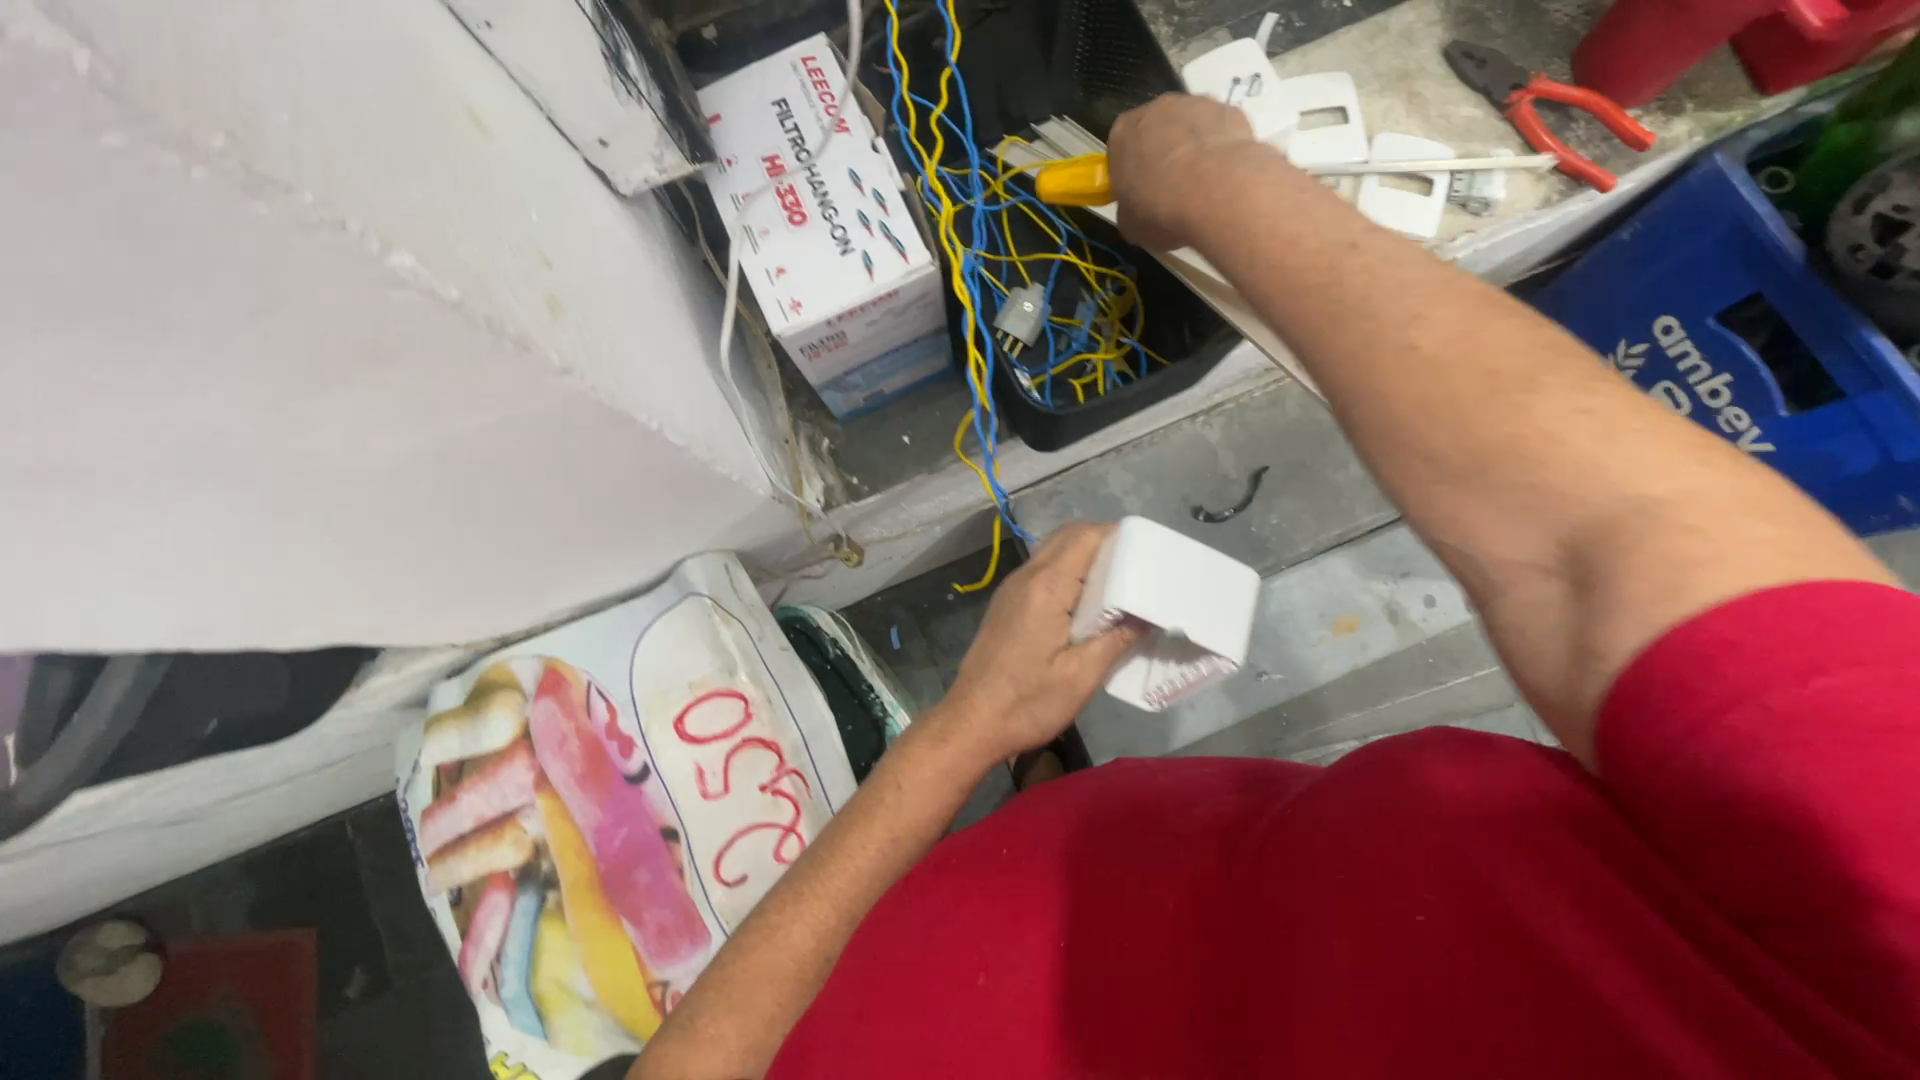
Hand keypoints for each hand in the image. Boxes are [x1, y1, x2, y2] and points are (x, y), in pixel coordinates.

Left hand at [934, 523, 1147, 763]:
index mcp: (1046, 587)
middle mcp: (1026, 577)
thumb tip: (1151, 612)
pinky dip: (1070, 575)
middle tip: (1140, 570)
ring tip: (1121, 587)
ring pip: (1054, 552)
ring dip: (1087, 559)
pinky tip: (1089, 605)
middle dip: (1106, 544)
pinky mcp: (1007, 604)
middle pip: (1069, 537)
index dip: (1119, 536)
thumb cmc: (1028, 703)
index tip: (1149, 555)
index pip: (1085, 536)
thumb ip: (1119, 637)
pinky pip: (1043, 572)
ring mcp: (1012, 589)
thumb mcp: (1082, 676)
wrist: (971, 723)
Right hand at [1107, 93, 1274, 249]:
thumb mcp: (1131, 225)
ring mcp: (1197, 104)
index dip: (1130, 173)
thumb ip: (1130, 210)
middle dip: (1162, 155)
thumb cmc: (1161, 210)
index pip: (1121, 149)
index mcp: (1123, 133)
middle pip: (1156, 131)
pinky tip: (1226, 177)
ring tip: (1203, 186)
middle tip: (1172, 191)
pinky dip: (1221, 150)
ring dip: (1193, 150)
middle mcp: (1157, 108)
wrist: (1217, 194)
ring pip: (1190, 127)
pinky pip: (1220, 132)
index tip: (1139, 194)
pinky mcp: (1231, 110)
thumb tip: (1139, 212)